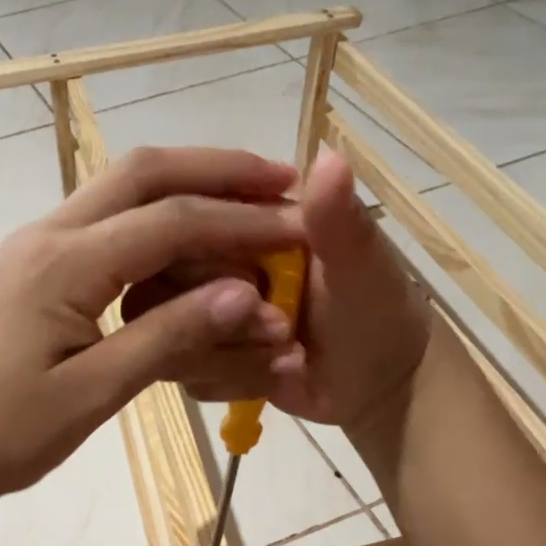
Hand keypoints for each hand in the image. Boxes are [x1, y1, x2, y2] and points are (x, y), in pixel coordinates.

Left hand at [0, 147, 305, 517]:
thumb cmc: (2, 434)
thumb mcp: (92, 393)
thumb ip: (169, 337)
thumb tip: (246, 296)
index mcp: (63, 262)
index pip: (171, 220)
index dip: (242, 221)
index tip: (301, 228)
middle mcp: (45, 234)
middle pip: (142, 171)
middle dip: (217, 171)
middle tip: (281, 182)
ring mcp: (28, 248)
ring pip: (116, 191)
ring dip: (183, 188)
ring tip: (243, 203)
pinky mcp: (23, 271)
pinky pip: (96, 225)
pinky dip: (148, 220)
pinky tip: (177, 244)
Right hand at [136, 147, 430, 436]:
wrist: (384, 387)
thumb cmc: (377, 312)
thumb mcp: (359, 263)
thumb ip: (336, 218)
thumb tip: (328, 158)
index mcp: (245, 225)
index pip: (185, 222)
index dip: (207, 255)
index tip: (255, 283)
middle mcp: (215, 267)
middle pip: (161, 286)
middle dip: (219, 315)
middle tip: (280, 326)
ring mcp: (208, 320)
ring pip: (169, 338)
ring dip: (229, 354)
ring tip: (286, 353)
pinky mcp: (210, 364)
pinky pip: (188, 376)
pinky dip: (232, 380)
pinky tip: (275, 375)